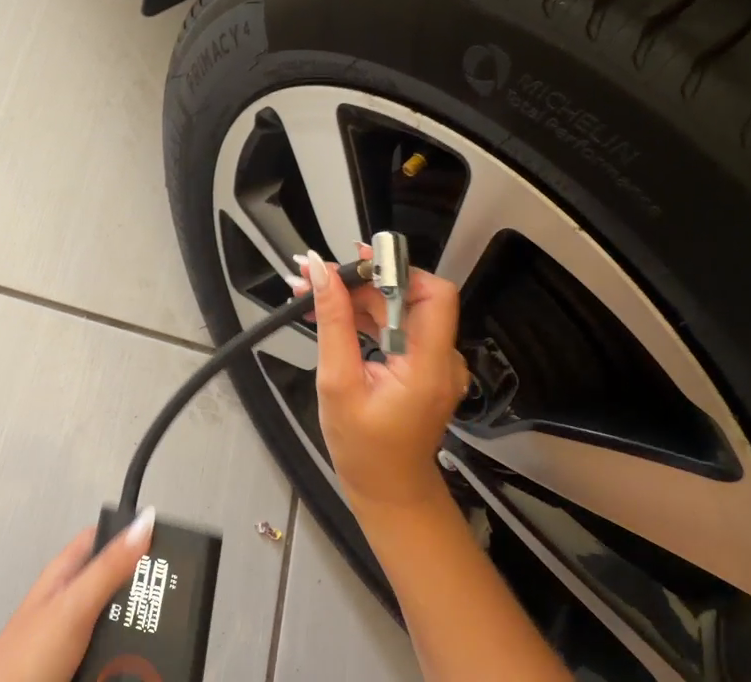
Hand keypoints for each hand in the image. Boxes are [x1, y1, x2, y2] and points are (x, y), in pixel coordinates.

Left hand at [0, 508, 154, 681]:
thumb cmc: (22, 660)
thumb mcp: (74, 605)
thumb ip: (108, 567)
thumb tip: (141, 526)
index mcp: (65, 574)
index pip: (102, 537)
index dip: (130, 535)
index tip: (161, 542)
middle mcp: (71, 600)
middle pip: (117, 582)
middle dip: (139, 591)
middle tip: (166, 599)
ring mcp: (77, 633)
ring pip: (119, 622)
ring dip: (135, 628)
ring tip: (156, 634)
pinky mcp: (82, 662)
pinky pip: (115, 651)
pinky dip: (127, 655)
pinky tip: (136, 660)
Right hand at [295, 248, 468, 512]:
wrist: (388, 489)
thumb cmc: (363, 449)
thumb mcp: (337, 384)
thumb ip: (334, 324)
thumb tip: (323, 273)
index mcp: (428, 366)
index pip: (433, 294)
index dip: (397, 269)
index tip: (355, 260)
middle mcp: (441, 358)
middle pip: (408, 295)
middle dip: (359, 280)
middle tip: (312, 274)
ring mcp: (433, 361)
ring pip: (397, 307)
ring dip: (354, 295)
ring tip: (308, 288)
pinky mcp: (421, 364)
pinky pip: (395, 326)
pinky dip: (362, 315)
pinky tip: (328, 311)